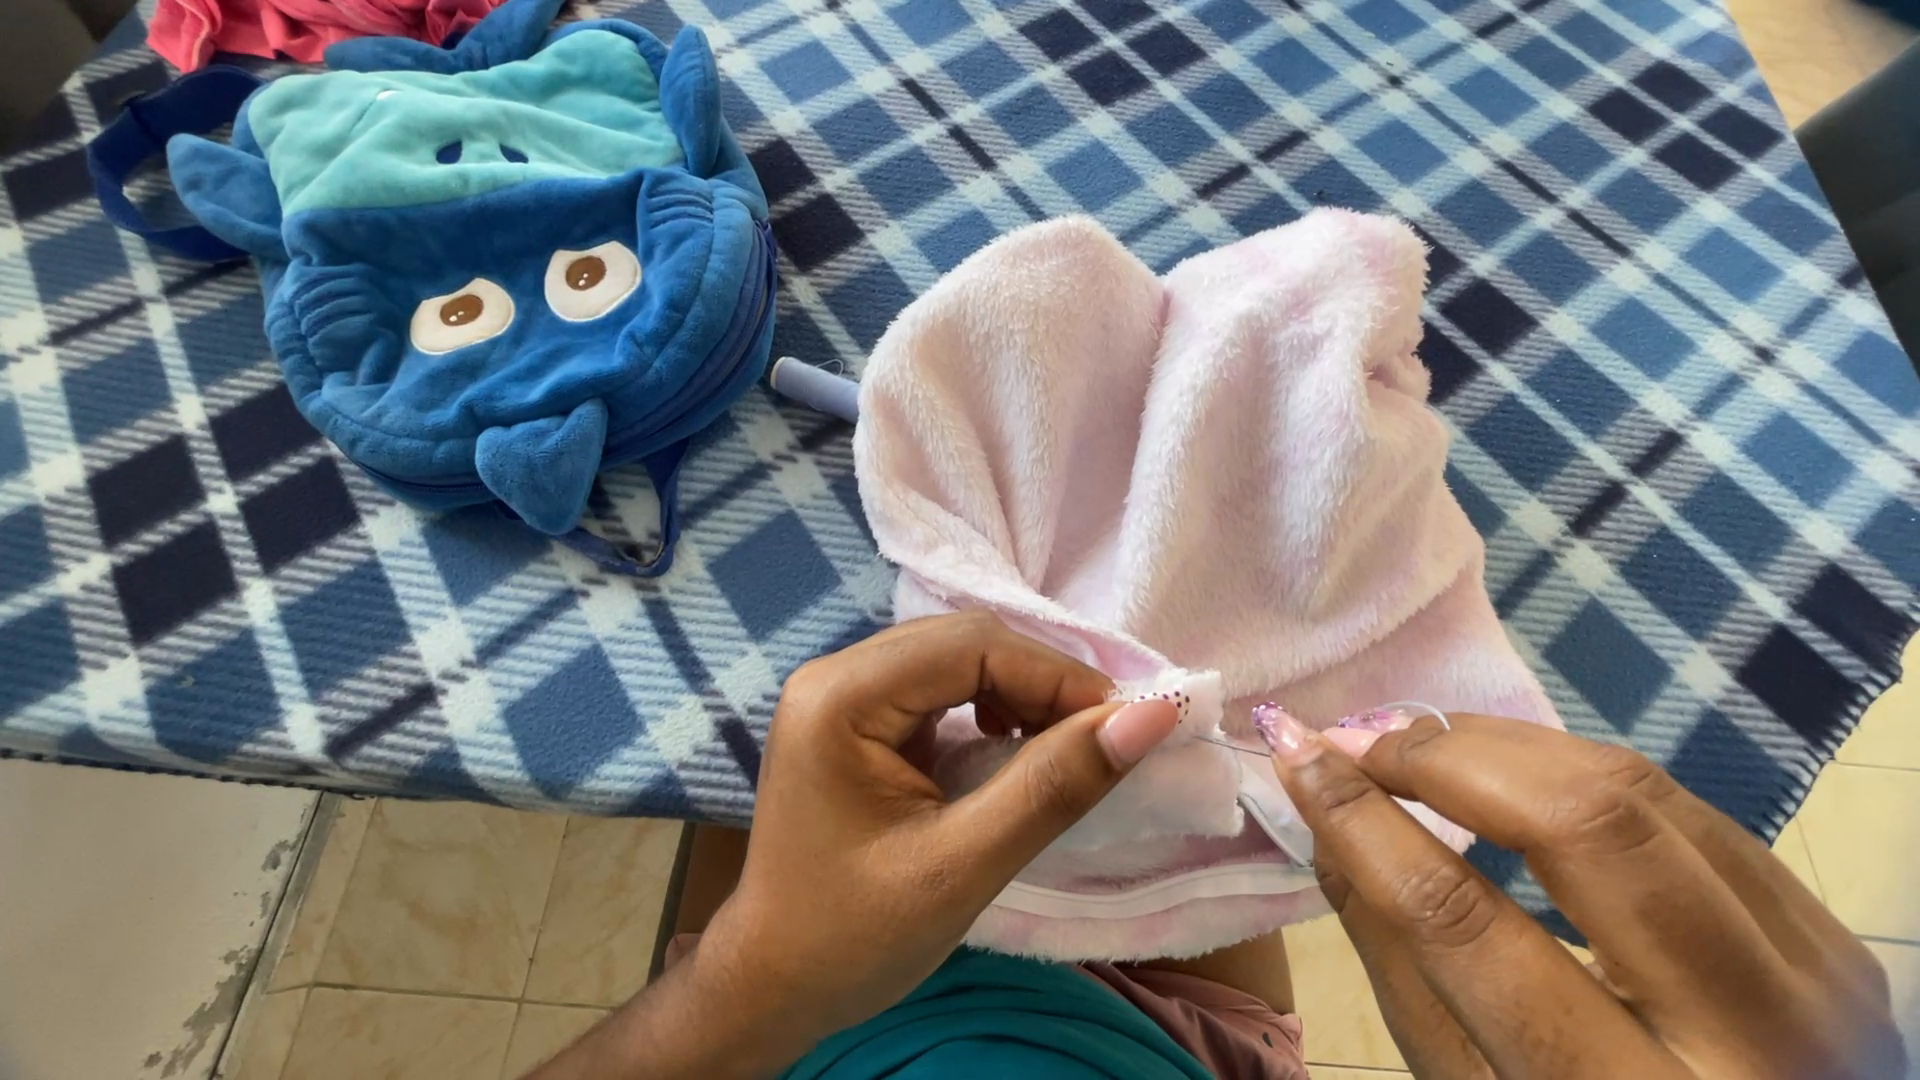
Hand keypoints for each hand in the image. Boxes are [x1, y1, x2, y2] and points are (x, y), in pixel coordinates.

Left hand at [679, 613, 1180, 1070]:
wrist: (773, 983)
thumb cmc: (855, 937)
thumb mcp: (962, 867)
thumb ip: (1052, 786)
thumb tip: (1148, 717)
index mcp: (840, 698)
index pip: (970, 646)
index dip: (1054, 675)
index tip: (1122, 721)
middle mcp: (834, 674)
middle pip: (962, 640)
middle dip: (1038, 680)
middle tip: (1096, 735)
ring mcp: (841, 691)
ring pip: (954, 655)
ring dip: (1018, 689)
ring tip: (1057, 741)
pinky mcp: (855, 714)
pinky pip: (938, 683)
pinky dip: (988, 703)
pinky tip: (1006, 741)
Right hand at [1263, 710, 1904, 1079]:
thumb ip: (1387, 944)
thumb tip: (1319, 807)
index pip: (1465, 921)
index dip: (1365, 820)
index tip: (1298, 753)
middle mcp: (1750, 1034)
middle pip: (1582, 824)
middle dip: (1441, 757)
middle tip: (1358, 740)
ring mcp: (1811, 971)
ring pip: (1631, 788)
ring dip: (1493, 743)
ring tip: (1409, 742)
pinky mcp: (1823, 927)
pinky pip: (1675, 800)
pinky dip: (1561, 763)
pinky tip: (1495, 767)